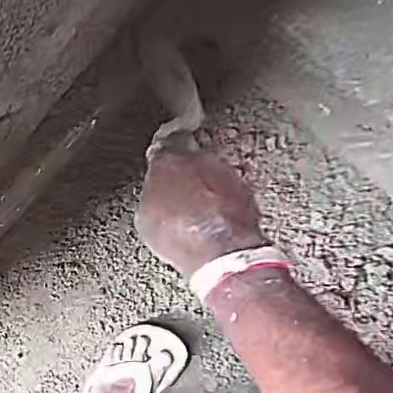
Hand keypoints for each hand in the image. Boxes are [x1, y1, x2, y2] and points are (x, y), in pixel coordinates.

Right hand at [136, 132, 266, 275]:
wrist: (219, 252)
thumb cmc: (180, 234)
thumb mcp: (145, 217)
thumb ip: (151, 194)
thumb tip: (154, 194)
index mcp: (169, 160)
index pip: (166, 141)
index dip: (166, 146)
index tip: (165, 149)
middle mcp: (201, 160)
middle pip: (192, 158)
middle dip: (187, 172)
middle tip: (179, 192)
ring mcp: (227, 175)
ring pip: (212, 174)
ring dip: (206, 188)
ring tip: (196, 213)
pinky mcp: (246, 193)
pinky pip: (229, 192)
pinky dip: (222, 203)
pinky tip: (213, 222)